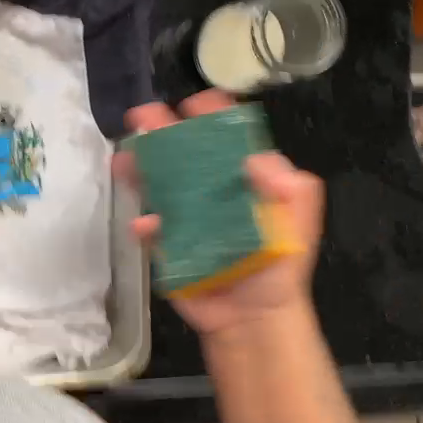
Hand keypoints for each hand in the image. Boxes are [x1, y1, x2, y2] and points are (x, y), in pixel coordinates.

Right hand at [114, 90, 324, 338]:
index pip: (227, 139)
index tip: (194, 104)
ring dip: (140, 166)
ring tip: (124, 157)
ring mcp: (184, 216)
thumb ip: (292, 192)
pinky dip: (144, 224)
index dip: (211, 116)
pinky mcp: (165, 242)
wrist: (250, 318)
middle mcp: (210, 191)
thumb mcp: (298, 228)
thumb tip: (258, 160)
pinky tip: (144, 224)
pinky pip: (149, 227)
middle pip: (184, 153)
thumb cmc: (277, 269)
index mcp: (243, 181)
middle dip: (163, 131)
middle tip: (144, 116)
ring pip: (158, 182)